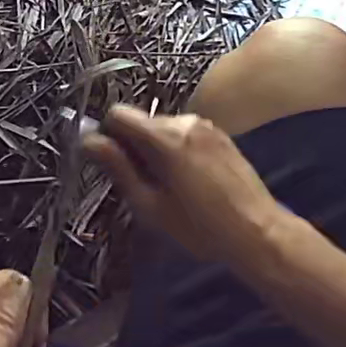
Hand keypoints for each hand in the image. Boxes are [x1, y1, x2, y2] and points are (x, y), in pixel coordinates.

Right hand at [81, 104, 289, 265]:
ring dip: (156, 149)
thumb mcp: (150, 206)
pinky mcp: (219, 133)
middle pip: (142, 121)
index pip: (118, 114)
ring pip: (162, 127)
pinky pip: (184, 133)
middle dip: (133, 146)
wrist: (257, 232)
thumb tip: (88, 141)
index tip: (114, 164)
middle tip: (143, 185)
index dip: (109, 136)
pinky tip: (189, 180)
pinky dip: (176, 149)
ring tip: (169, 186)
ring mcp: (205, 125)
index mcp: (164, 136)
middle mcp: (184, 120)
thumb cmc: (199, 227)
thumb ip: (118, 168)